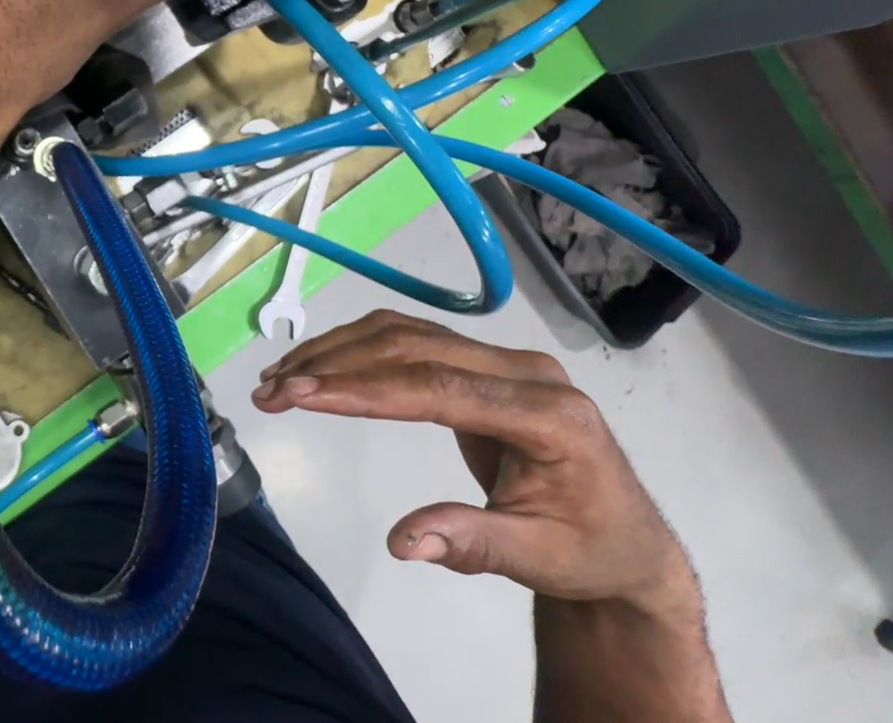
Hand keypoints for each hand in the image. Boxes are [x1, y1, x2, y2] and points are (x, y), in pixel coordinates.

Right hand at [252, 311, 698, 614]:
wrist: (623, 538)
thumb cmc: (586, 552)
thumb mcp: (538, 559)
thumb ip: (473, 544)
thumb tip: (402, 542)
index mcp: (548, 415)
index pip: (438, 387)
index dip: (362, 388)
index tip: (297, 393)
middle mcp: (523, 370)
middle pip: (411, 347)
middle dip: (332, 364)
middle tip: (270, 390)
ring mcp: (501, 361)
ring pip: (402, 333)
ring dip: (334, 351)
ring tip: (278, 378)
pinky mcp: (479, 364)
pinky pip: (409, 342)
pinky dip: (355, 351)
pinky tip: (318, 368)